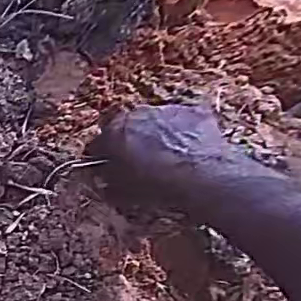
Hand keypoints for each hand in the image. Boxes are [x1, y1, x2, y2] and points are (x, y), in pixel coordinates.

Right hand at [85, 104, 268, 207]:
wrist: (204, 177)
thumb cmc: (157, 186)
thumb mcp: (122, 191)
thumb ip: (107, 179)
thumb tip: (103, 176)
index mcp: (114, 132)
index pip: (97, 143)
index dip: (99, 157)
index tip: (104, 168)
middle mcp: (137, 114)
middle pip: (126, 127)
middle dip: (127, 141)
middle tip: (134, 162)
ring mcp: (166, 109)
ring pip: (153, 122)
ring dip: (154, 135)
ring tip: (164, 158)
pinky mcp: (194, 111)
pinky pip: (180, 121)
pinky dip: (180, 133)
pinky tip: (186, 152)